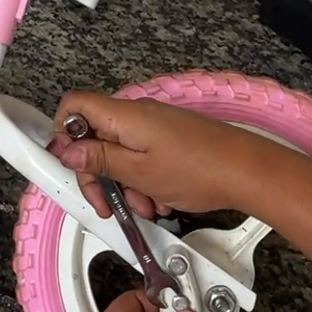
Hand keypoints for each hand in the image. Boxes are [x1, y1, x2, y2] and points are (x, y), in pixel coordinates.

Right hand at [55, 92, 279, 217]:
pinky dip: (144, 178)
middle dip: (99, 173)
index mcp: (123, 116)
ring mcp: (155, 123)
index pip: (75, 105)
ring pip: (120, 150)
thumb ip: (99, 160)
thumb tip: (67, 150)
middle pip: (96, 136)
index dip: (64, 132)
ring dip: (125, 182)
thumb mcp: (138, 173)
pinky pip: (142, 153)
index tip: (72, 164)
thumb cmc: (199, 169)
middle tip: (108, 203)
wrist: (247, 171)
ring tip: (146, 206)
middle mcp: (136, 113)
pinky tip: (161, 199)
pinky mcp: (170, 135)